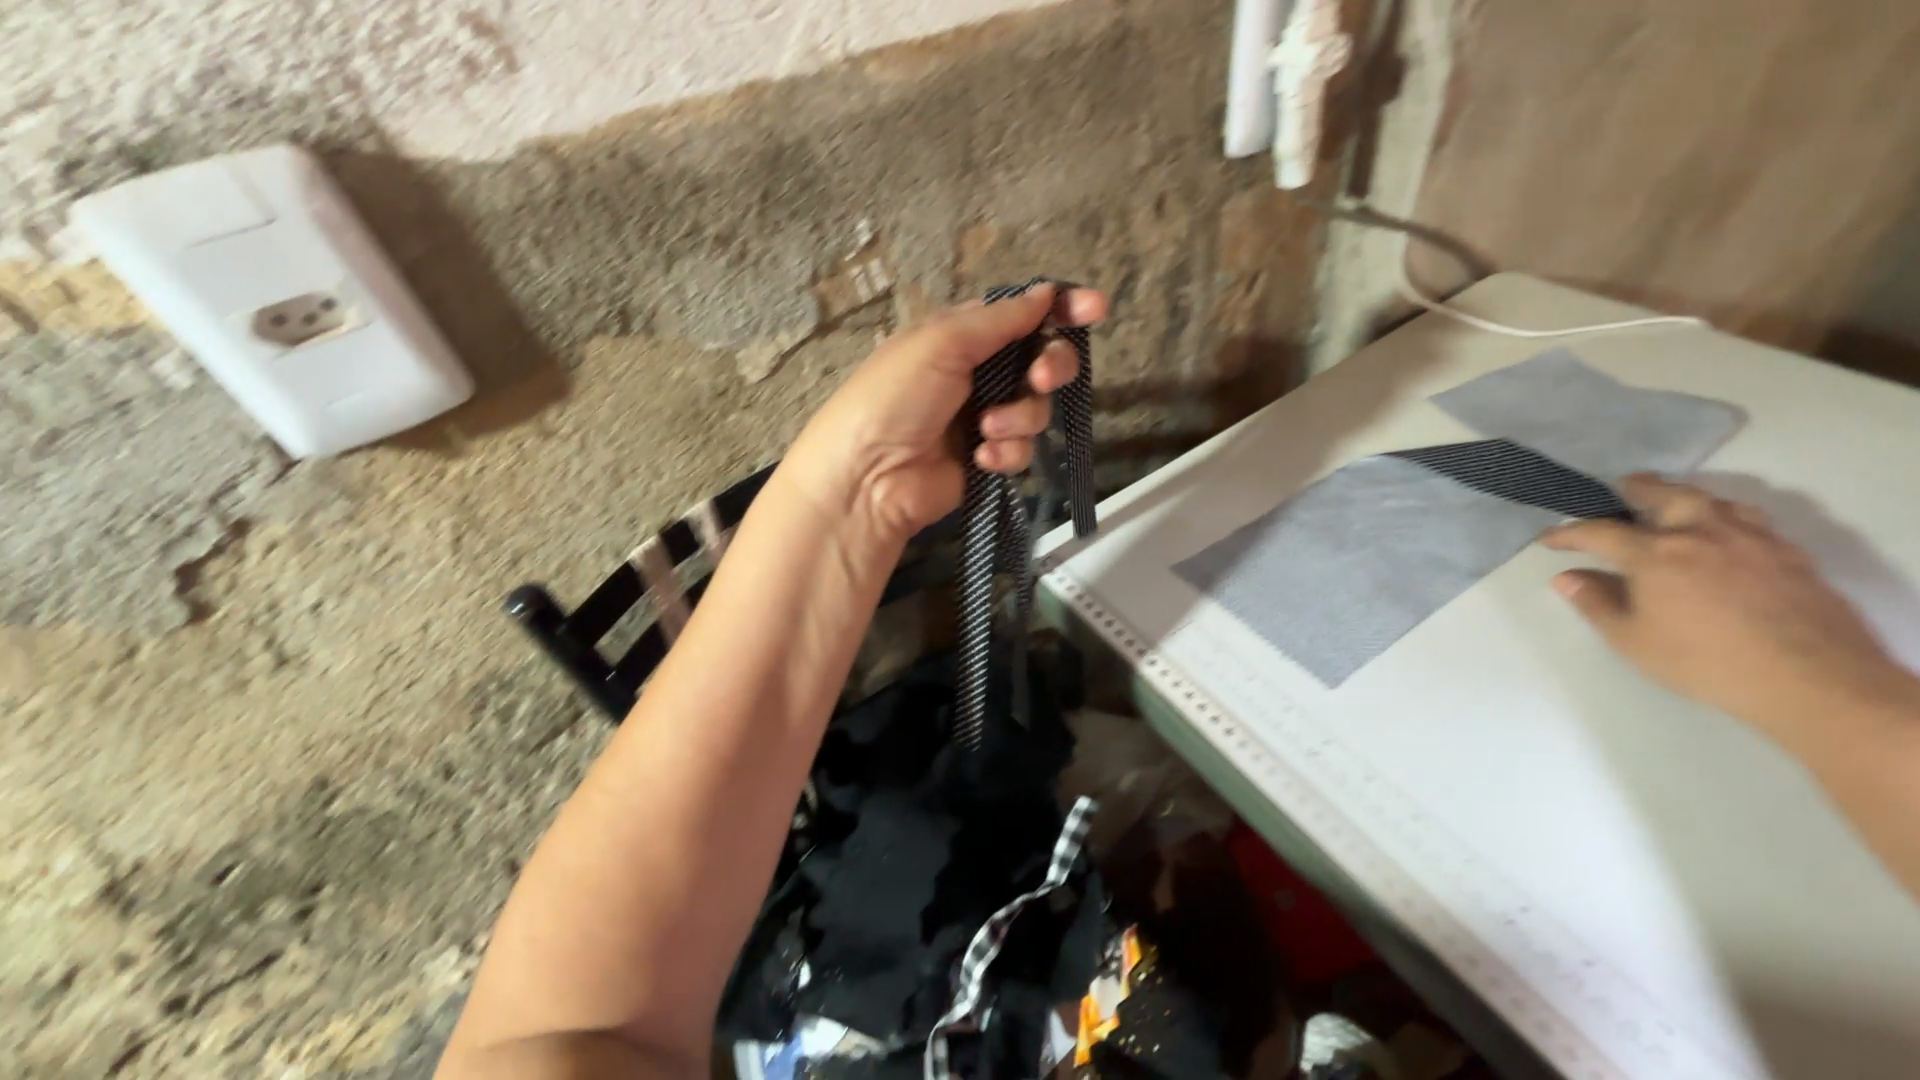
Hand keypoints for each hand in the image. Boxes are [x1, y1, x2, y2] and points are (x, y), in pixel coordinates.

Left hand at [783, 284, 1108, 544]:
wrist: (866, 478)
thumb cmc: (894, 397)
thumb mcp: (941, 343)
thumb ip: (1000, 320)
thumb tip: (1045, 293)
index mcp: (962, 335)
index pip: (1021, 315)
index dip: (1060, 310)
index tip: (1096, 309)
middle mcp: (978, 373)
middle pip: (1041, 361)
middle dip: (1050, 368)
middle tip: (1041, 380)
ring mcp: (984, 418)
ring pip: (1037, 409)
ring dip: (1018, 418)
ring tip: (985, 431)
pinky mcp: (988, 458)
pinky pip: (1022, 449)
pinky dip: (1006, 452)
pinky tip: (980, 459)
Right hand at [1542, 475, 1919, 754]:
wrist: (1810, 679)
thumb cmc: (1704, 662)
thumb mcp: (1633, 640)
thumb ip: (1596, 604)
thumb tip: (1566, 578)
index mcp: (1655, 555)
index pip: (1599, 532)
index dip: (1568, 533)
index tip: (1549, 538)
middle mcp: (1700, 534)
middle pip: (1665, 495)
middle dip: (1637, 488)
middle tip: (1622, 486)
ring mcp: (1751, 540)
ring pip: (1714, 501)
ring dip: (1687, 497)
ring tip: (1677, 503)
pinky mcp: (1788, 554)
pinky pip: (1752, 520)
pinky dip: (1728, 517)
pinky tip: (1728, 533)